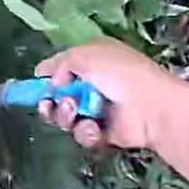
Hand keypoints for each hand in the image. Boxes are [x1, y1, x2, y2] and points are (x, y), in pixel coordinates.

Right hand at [35, 39, 188, 150]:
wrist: (152, 106)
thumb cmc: (119, 72)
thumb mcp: (83, 55)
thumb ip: (59, 64)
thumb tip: (47, 79)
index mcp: (91, 59)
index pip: (61, 67)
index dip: (48, 76)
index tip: (36, 84)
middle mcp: (93, 83)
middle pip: (58, 96)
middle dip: (51, 101)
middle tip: (50, 103)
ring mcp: (98, 109)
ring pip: (66, 117)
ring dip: (65, 115)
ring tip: (75, 111)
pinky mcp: (104, 133)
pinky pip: (83, 133)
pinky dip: (85, 131)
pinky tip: (94, 127)